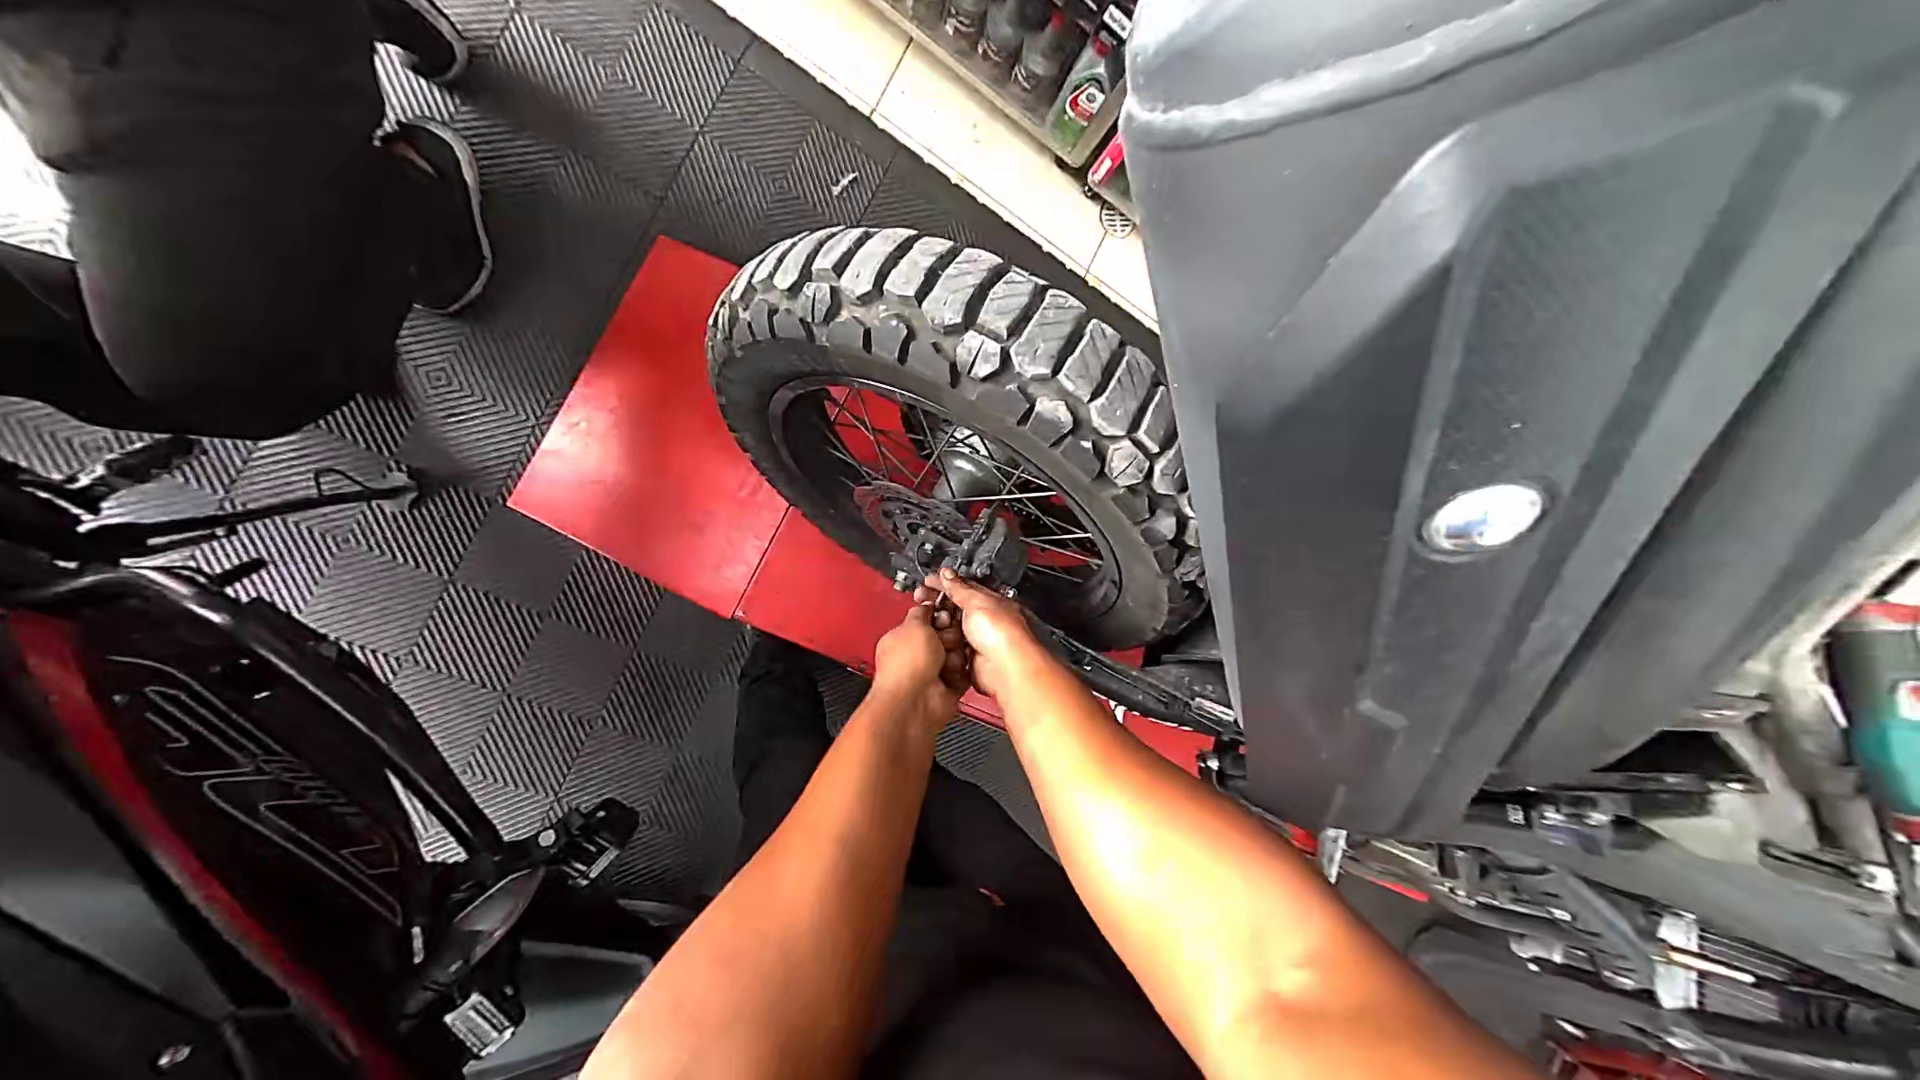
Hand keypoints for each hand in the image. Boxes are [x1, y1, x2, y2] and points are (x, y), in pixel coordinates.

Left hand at [871, 601, 968, 735]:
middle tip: (942, 642)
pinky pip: (964, 674)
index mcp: (903, 638)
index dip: (939, 617)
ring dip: (955, 656)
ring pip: (958, 654)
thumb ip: (922, 612)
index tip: (943, 617)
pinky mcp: (946, 688)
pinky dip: (961, 674)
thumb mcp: (914, 625)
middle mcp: (917, 656)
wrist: (915, 701)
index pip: (928, 620)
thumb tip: (927, 606)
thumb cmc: (904, 667)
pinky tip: (952, 674)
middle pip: (947, 636)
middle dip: (949, 637)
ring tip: (946, 662)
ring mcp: (932, 673)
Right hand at [914, 570, 1046, 700]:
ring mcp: (976, 639)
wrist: (1005, 667)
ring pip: (949, 628)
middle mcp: (984, 620)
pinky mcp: (969, 658)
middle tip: (922, 598)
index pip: (963, 588)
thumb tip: (947, 574)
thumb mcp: (976, 601)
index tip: (928, 582)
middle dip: (937, 602)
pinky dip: (942, 643)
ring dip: (938, 624)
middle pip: (954, 608)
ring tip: (927, 618)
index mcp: (989, 602)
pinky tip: (934, 638)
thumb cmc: (1003, 633)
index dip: (944, 584)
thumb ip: (959, 588)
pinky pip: (949, 648)